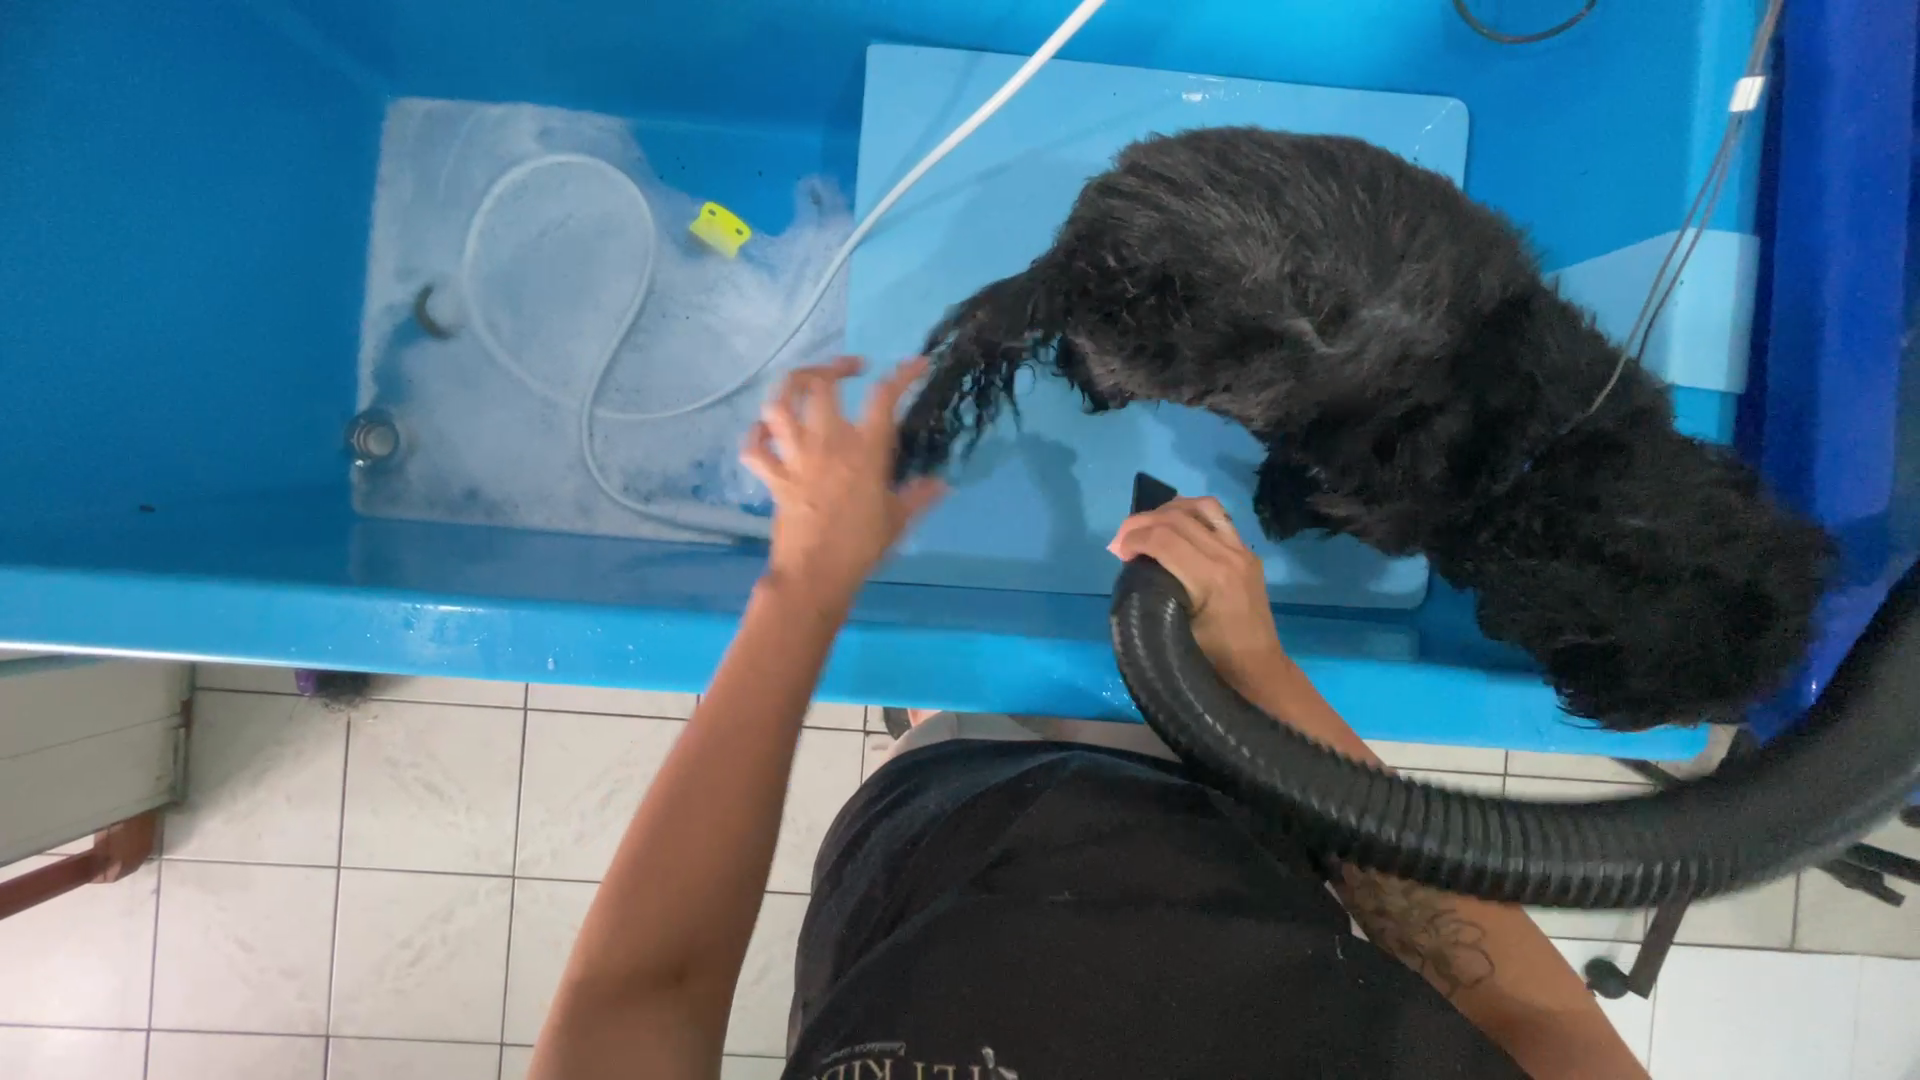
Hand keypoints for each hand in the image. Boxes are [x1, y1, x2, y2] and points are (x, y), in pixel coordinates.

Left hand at [741, 356, 946, 604]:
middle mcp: (827, 444)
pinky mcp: (773, 478)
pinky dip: (757, 435)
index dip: (903, 374)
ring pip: (779, 405)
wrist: (815, 575)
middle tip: (852, 368)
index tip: (917, 363)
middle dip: (836, 366)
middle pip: (821, 385)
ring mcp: (795, 458)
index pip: (885, 398)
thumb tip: (942, 484)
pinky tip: (767, 431)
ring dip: (789, 386)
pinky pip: (754, 448)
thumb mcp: (899, 520)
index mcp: (864, 451)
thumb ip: (919, 496)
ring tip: (805, 382)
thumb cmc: (862, 547)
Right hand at [1108, 496, 1287, 686]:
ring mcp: (1242, 551)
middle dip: (1141, 523)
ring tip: (1147, 527)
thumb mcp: (1173, 632)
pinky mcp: (1247, 553)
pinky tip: (1174, 528)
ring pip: (1200, 507)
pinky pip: (1217, 517)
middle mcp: (1229, 557)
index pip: (1163, 539)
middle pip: (1176, 518)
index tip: (1117, 553)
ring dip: (1167, 510)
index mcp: (1210, 579)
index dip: (1133, 539)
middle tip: (1121, 541)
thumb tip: (1133, 570)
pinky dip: (1190, 514)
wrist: (1258, 671)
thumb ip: (1153, 596)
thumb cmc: (1212, 662)